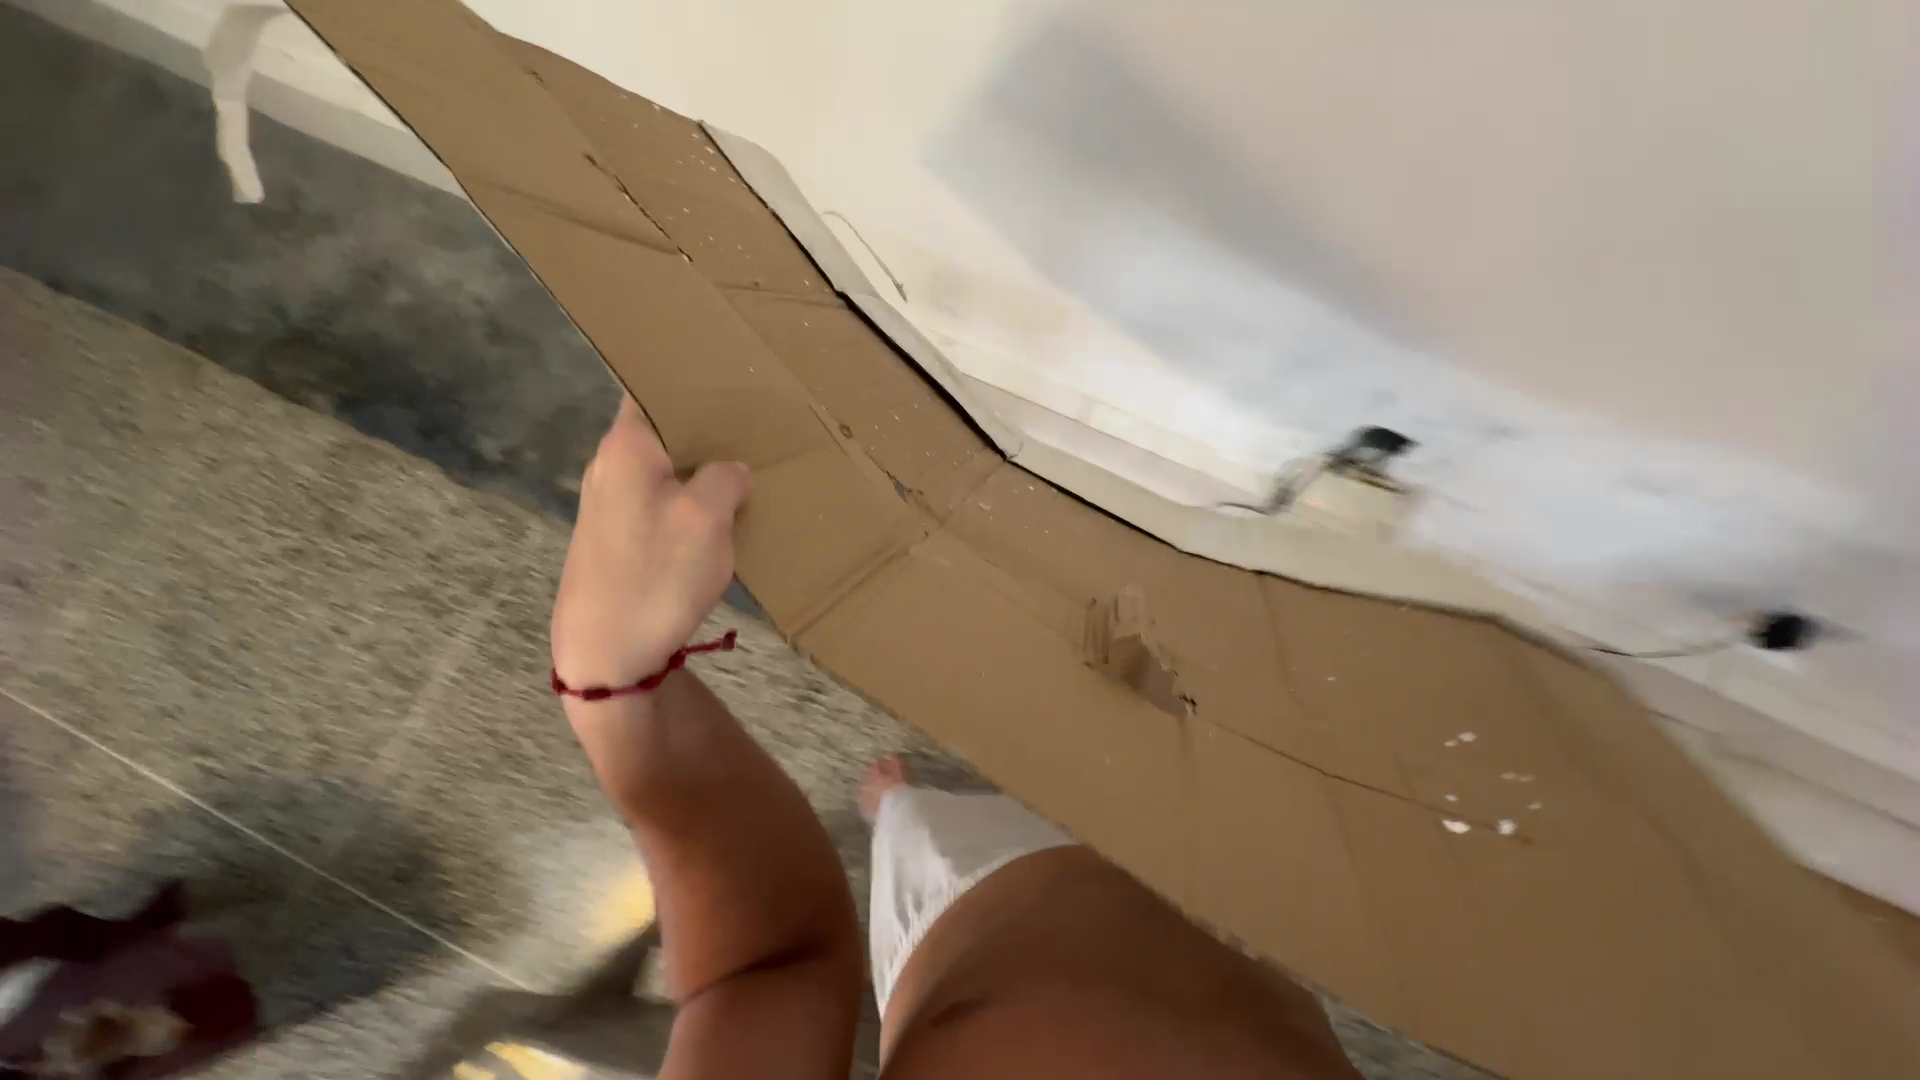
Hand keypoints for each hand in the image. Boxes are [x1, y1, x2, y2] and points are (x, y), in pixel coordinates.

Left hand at [551, 394, 750, 688]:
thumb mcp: (707, 519)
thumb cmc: (656, 576)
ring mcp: (610, 505)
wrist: (604, 653)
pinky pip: (661, 502)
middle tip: (756, 433)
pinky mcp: (616, 539)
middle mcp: (610, 466)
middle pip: (663, 430)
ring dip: (701, 471)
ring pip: (665, 470)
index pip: (654, 389)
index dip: (692, 383)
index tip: (735, 386)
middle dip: (707, 431)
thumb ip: (725, 478)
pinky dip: (690, 502)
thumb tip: (730, 470)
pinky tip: (719, 519)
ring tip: (746, 475)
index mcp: (627, 447)